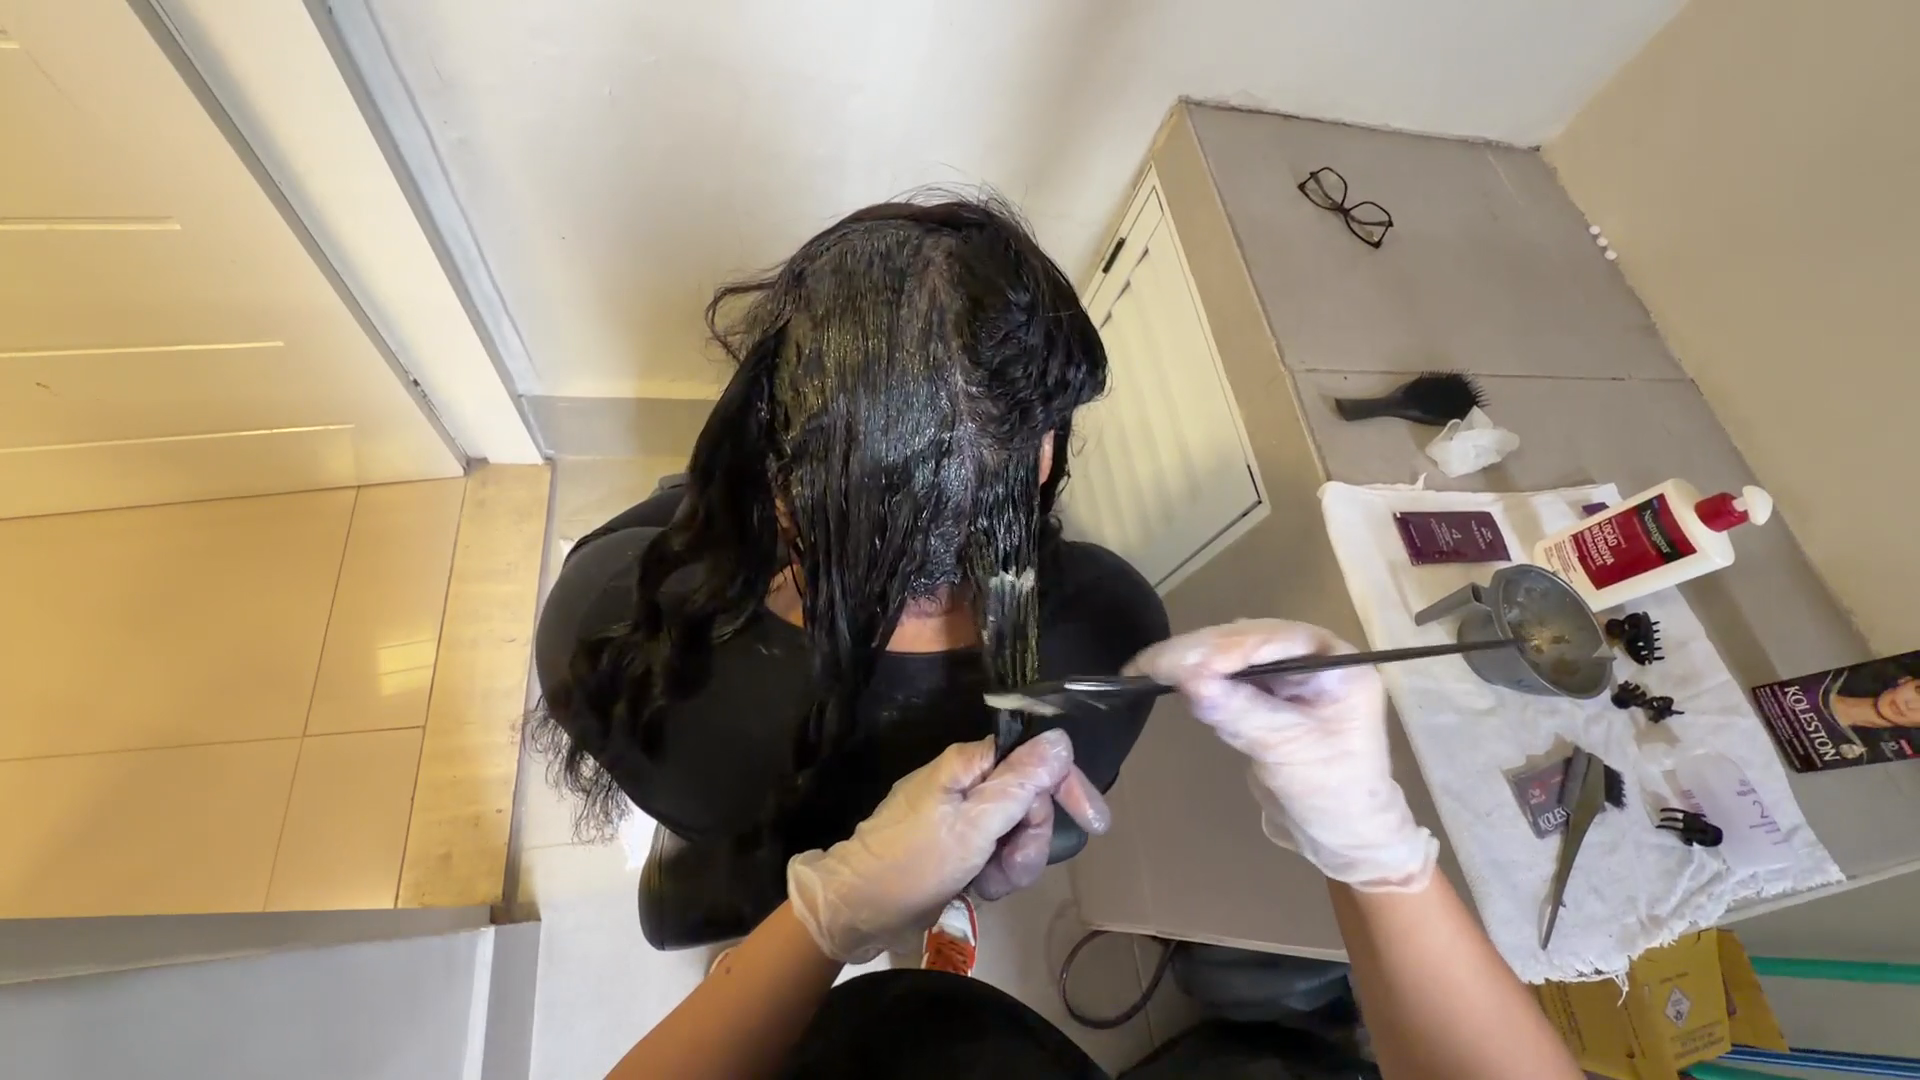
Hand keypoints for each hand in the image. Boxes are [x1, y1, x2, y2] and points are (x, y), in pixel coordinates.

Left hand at [787, 730, 1109, 962]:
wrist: (858, 905)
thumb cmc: (914, 862)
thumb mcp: (974, 825)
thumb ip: (1019, 783)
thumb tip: (1060, 739)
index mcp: (971, 763)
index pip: (1036, 759)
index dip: (1068, 788)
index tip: (1095, 824)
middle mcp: (970, 780)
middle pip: (1030, 801)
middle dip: (1028, 840)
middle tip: (1006, 867)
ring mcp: (963, 812)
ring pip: (1017, 832)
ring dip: (1011, 863)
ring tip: (985, 883)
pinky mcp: (958, 841)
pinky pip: (997, 852)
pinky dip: (994, 873)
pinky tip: (976, 888)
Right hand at [1126, 619, 1436, 891]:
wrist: (1341, 837)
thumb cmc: (1332, 794)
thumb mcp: (1289, 751)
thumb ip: (1240, 712)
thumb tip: (1188, 682)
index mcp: (1334, 662)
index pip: (1271, 640)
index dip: (1222, 648)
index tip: (1177, 663)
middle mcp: (1309, 657)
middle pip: (1244, 640)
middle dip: (1196, 651)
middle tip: (1148, 664)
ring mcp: (1284, 674)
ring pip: (1227, 653)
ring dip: (1189, 661)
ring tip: (1148, 669)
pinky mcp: (1262, 693)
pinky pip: (1222, 675)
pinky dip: (1195, 679)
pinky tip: (1168, 680)